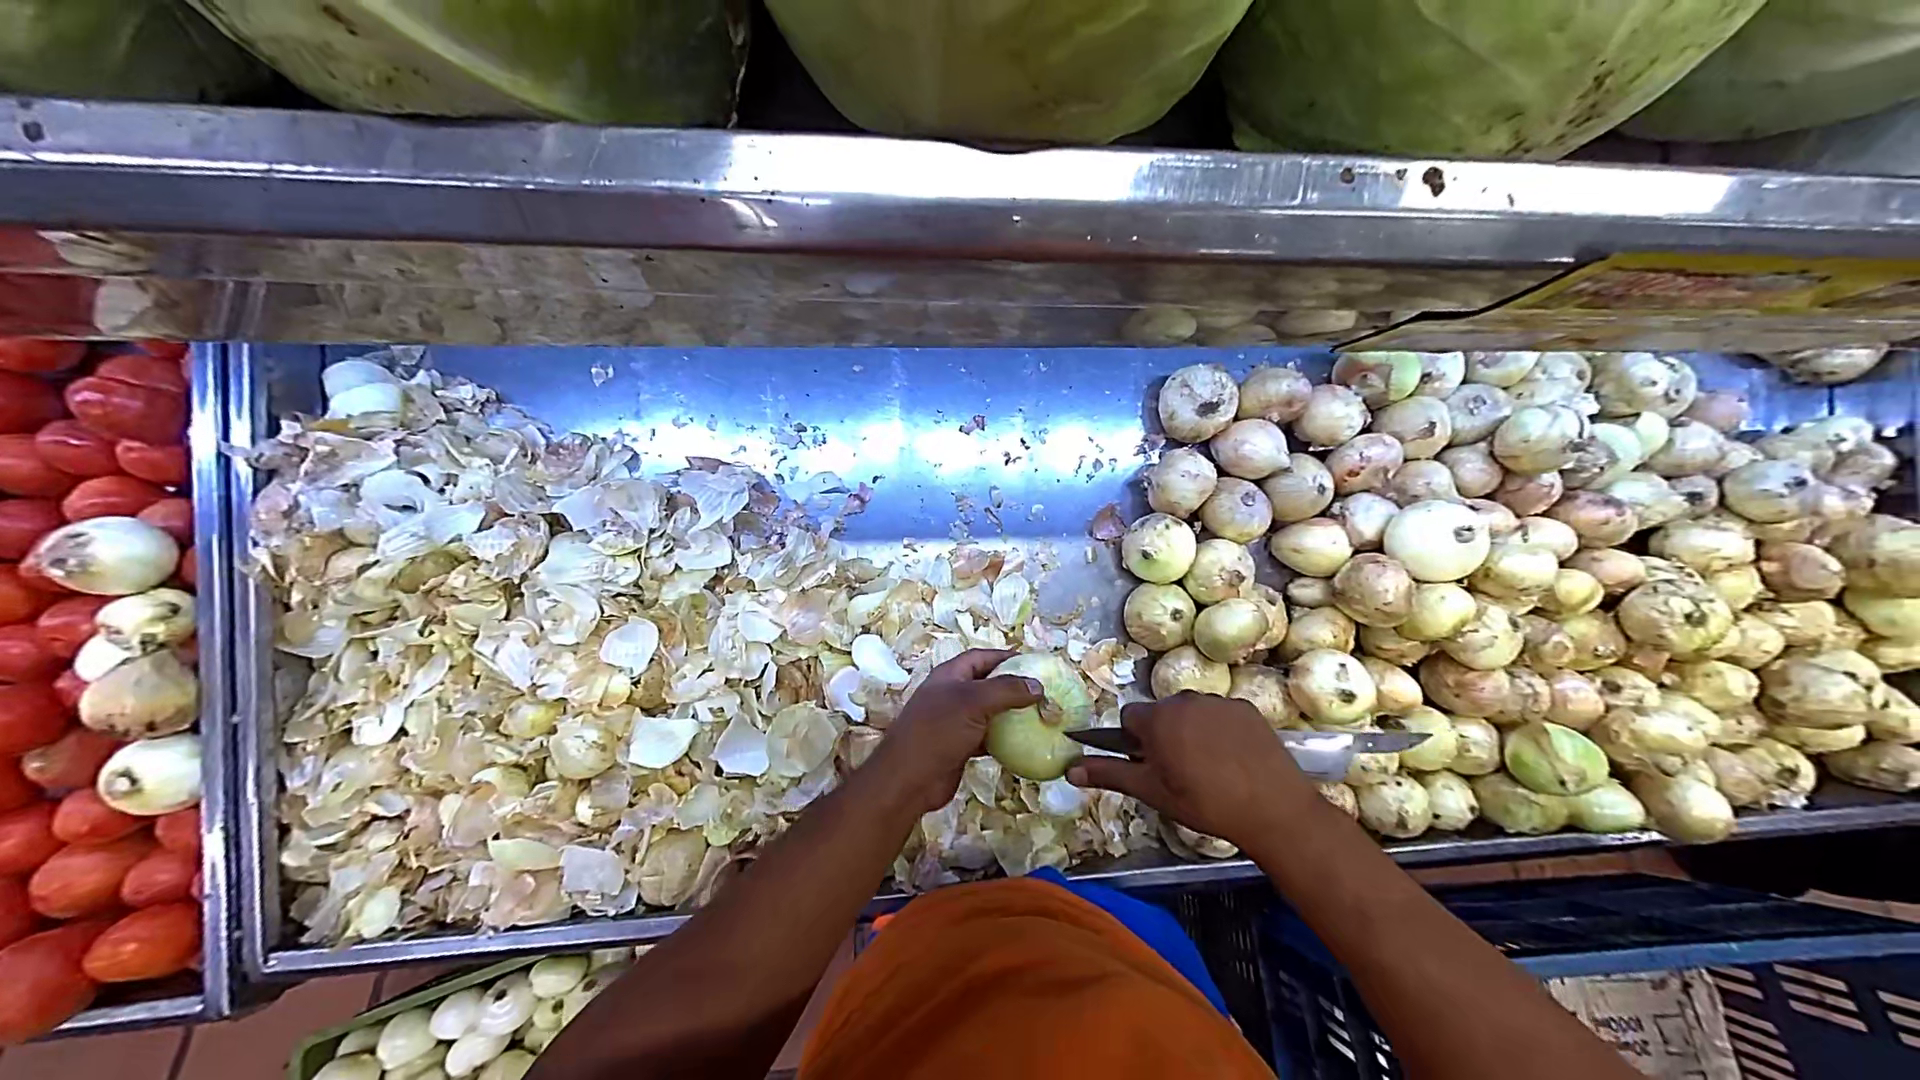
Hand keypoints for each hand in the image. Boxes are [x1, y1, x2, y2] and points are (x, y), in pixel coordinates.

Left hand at [866, 649, 1042, 814]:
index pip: (981, 657)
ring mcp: (954, 722)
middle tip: (1042, 692)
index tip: (1034, 663)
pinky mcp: (960, 746)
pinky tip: (1025, 743)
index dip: (1005, 657)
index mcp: (950, 675)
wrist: (909, 780)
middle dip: (1012, 686)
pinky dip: (1005, 738)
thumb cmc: (938, 731)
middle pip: (987, 684)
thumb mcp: (973, 702)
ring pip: (989, 712)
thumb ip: (1006, 690)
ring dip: (1011, 714)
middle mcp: (951, 695)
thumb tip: (1038, 685)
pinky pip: (988, 737)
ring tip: (1040, 715)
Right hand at [1067, 692, 1324, 850]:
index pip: (1130, 718)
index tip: (1152, 765)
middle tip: (1180, 771)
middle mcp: (1183, 700)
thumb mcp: (1151, 792)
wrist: (1273, 809)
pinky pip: (1220, 713)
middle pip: (1160, 713)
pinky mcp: (1246, 707)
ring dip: (1191, 730)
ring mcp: (1217, 701)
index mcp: (1156, 718)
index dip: (1136, 742)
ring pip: (1190, 711)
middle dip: (1163, 734)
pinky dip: (1221, 729)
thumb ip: (1109, 774)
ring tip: (1210, 767)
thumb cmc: (1204, 802)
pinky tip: (1234, 758)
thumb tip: (1069, 769)